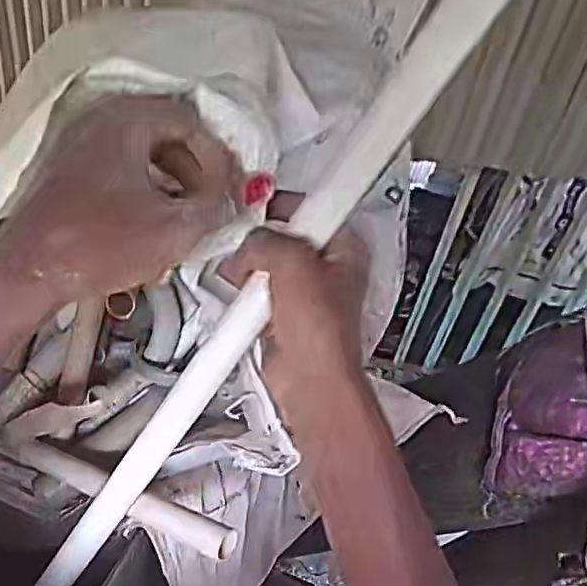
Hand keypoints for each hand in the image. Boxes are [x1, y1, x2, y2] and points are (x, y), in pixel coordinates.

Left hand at [0, 94, 242, 305]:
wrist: (29, 274)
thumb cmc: (91, 247)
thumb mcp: (171, 231)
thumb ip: (211, 211)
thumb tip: (226, 204)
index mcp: (126, 119)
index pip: (192, 124)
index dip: (220, 160)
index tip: (231, 190)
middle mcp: (98, 124)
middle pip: (166, 141)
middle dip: (195, 178)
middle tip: (211, 207)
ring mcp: (77, 152)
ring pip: (141, 163)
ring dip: (169, 193)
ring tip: (183, 227)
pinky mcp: (65, 184)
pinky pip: (116, 182)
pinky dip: (141, 202)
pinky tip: (147, 235)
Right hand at [220, 211, 369, 401]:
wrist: (307, 382)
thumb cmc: (322, 334)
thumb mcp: (293, 265)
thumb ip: (268, 241)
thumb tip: (249, 240)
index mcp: (343, 248)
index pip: (310, 209)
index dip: (281, 205)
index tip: (256, 204)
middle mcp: (323, 271)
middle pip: (279, 241)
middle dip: (255, 248)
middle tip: (245, 256)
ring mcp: (300, 297)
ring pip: (263, 271)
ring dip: (247, 279)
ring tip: (244, 288)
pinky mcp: (279, 320)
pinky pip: (253, 300)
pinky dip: (243, 303)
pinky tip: (243, 309)